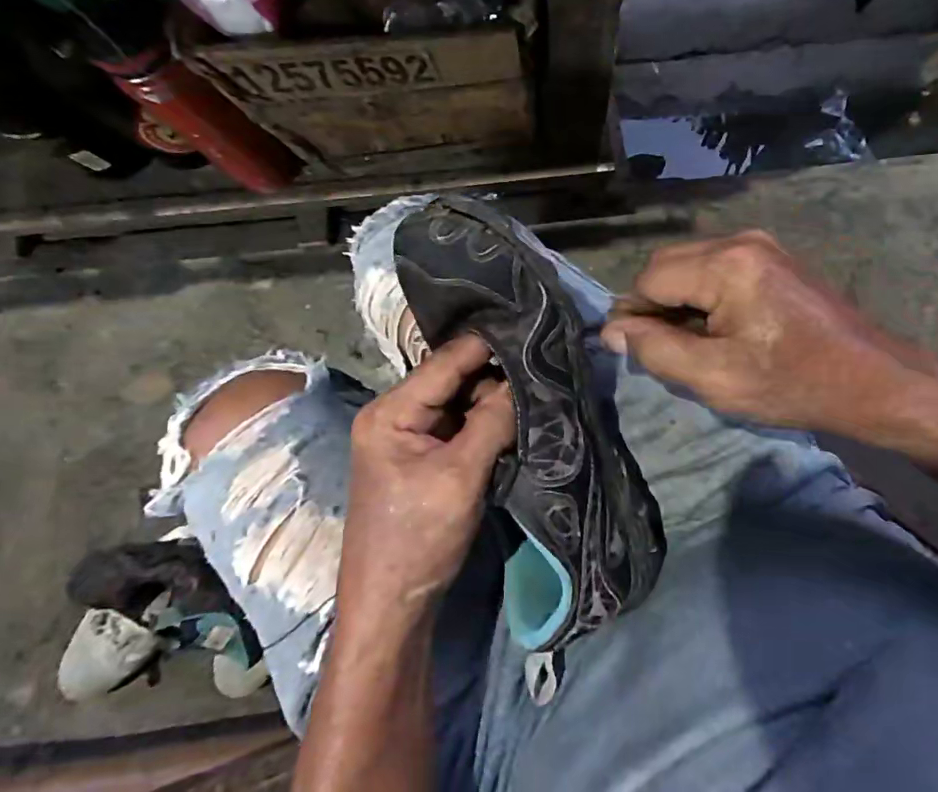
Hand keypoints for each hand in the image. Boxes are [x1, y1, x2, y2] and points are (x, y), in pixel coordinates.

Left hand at [338, 335, 513, 619]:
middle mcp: (396, 413)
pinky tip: (517, 419)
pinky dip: (487, 422)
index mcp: (391, 411)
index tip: (536, 331)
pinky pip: (461, 425)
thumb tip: (528, 377)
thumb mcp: (460, 476)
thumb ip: (493, 420)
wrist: (392, 607)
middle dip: (498, 375)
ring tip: (539, 394)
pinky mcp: (425, 456)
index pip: (448, 360)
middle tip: (546, 370)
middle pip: (455, 377)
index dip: (490, 343)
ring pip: (462, 400)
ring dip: (495, 401)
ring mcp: (410, 436)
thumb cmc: (418, 538)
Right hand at [600, 231, 935, 436]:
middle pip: (669, 263)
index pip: (650, 278)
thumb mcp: (716, 378)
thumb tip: (615, 329)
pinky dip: (705, 294)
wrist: (872, 379)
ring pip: (692, 264)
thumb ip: (656, 350)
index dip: (635, 314)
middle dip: (657, 304)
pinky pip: (718, 267)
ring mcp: (761, 244)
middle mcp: (741, 240)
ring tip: (695, 343)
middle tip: (667, 349)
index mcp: (726, 265)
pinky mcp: (774, 257)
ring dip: (680, 300)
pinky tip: (721, 328)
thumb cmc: (793, 384)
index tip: (639, 351)